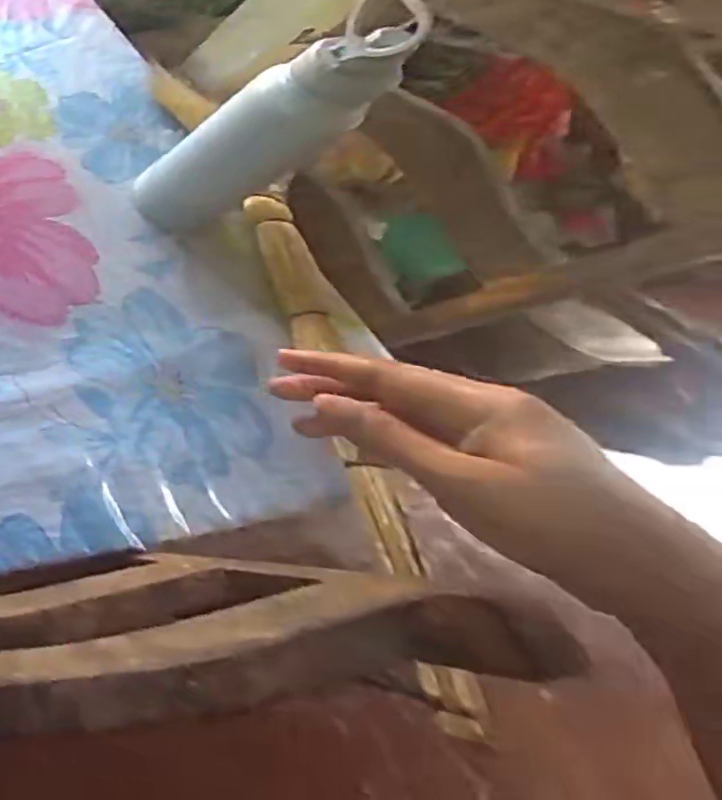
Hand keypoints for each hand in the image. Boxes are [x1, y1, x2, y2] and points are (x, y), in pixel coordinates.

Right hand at [269, 348, 703, 613]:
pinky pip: (428, 436)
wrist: (657, 577)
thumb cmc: (554, 526)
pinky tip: (357, 446)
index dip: (329, 366)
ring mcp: (497, 434)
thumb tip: (327, 402)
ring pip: (408, 414)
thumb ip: (389, 438)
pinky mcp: (501, 459)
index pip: (387, 375)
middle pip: (394, 390)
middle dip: (333, 388)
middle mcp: (486, 407)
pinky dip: (386, 437)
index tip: (280, 357)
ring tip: (302, 424)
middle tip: (276, 389)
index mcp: (481, 404)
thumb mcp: (461, 483)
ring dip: (354, 415)